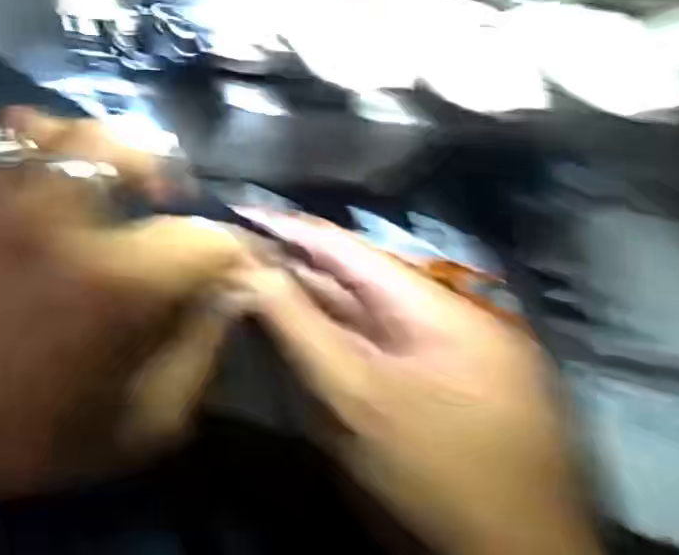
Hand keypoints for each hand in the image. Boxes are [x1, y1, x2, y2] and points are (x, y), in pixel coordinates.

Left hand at [0, 113, 252, 538]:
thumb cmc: (33, 432)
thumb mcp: (144, 421)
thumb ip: (199, 348)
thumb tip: (229, 283)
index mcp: (112, 278)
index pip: (201, 235)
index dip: (225, 250)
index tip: (217, 261)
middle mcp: (47, 215)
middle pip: (115, 141)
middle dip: (150, 161)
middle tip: (145, 191)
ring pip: (32, 122)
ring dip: (66, 140)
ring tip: (70, 171)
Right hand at [238, 211, 600, 554]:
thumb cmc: (431, 473)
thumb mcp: (350, 393)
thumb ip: (291, 319)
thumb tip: (236, 261)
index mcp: (445, 311)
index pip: (347, 247)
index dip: (283, 225)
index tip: (227, 206)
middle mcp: (454, 319)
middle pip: (352, 273)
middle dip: (288, 258)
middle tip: (224, 243)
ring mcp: (452, 353)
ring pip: (359, 305)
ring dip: (302, 290)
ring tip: (243, 269)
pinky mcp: (442, 381)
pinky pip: (370, 335)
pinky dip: (325, 322)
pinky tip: (284, 313)